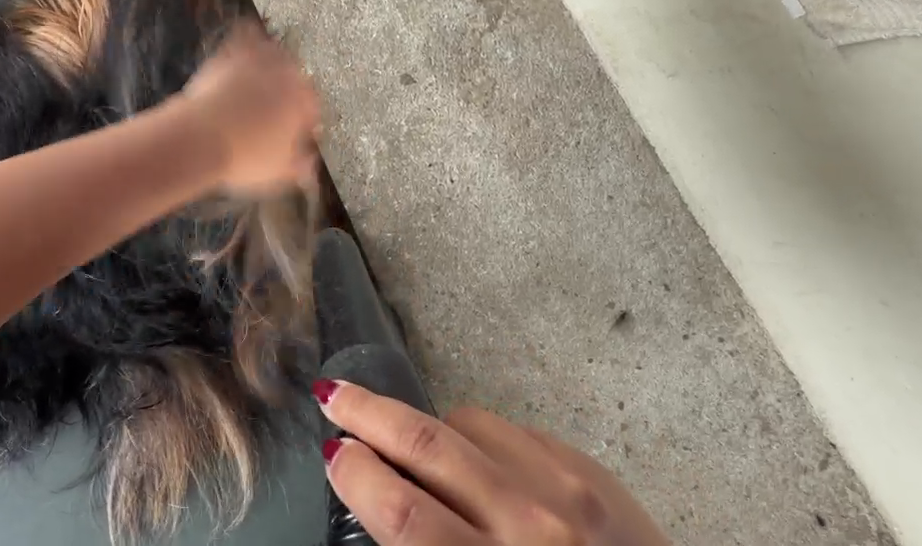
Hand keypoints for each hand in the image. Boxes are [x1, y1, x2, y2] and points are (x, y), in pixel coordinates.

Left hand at [177, 22, 321, 197]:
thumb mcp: (279, 171)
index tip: (298, 131)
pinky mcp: (230, 53)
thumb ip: (300, 164)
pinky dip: (249, 33)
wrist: (200, 139)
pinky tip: (247, 33)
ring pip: (275, 52)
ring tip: (266, 73)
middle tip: (278, 106)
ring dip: (275, 60)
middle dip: (291, 89)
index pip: (314, 106)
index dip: (306, 120)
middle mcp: (287, 74)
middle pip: (296, 77)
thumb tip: (310, 162)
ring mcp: (258, 60)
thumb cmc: (244, 158)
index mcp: (303, 101)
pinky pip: (246, 34)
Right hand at [317, 381, 671, 545]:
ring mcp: (569, 490)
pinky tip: (481, 469)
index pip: (407, 515)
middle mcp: (534, 526)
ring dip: (428, 430)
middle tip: (330, 394)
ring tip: (412, 448)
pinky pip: (510, 431)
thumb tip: (377, 502)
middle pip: (428, 446)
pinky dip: (481, 441)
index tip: (333, 453)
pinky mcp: (591, 469)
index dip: (359, 476)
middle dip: (367, 414)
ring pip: (467, 424)